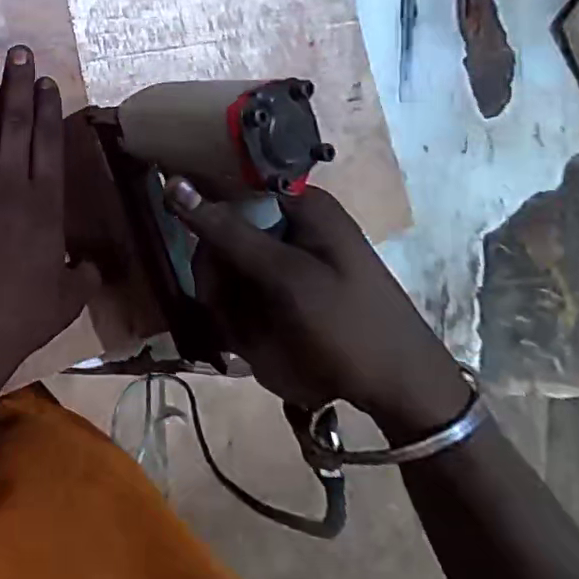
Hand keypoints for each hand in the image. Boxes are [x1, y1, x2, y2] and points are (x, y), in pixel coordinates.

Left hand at [0, 46, 95, 381]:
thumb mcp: (64, 301)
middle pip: (17, 124)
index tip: (46, 80)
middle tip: (18, 50)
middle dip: (18, 84)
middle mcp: (12, 185)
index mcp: (45, 207)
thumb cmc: (14, 318)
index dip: (48, 110)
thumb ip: (81, 276)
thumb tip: (95, 265)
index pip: (50, 146)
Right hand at [168, 184, 469, 440]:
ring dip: (225, 299)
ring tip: (245, 334)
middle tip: (223, 306)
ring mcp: (290, 256)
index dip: (203, 205)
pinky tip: (253, 338)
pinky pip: (242, 287)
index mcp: (303, 204)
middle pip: (222, 228)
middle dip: (216, 271)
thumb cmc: (349, 329)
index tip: (190, 241)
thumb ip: (227, 231)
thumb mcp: (286, 278)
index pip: (230, 181)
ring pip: (226, 263)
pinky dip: (239, 313)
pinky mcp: (287, 286)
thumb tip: (173, 184)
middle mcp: (294, 221)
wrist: (404, 397)